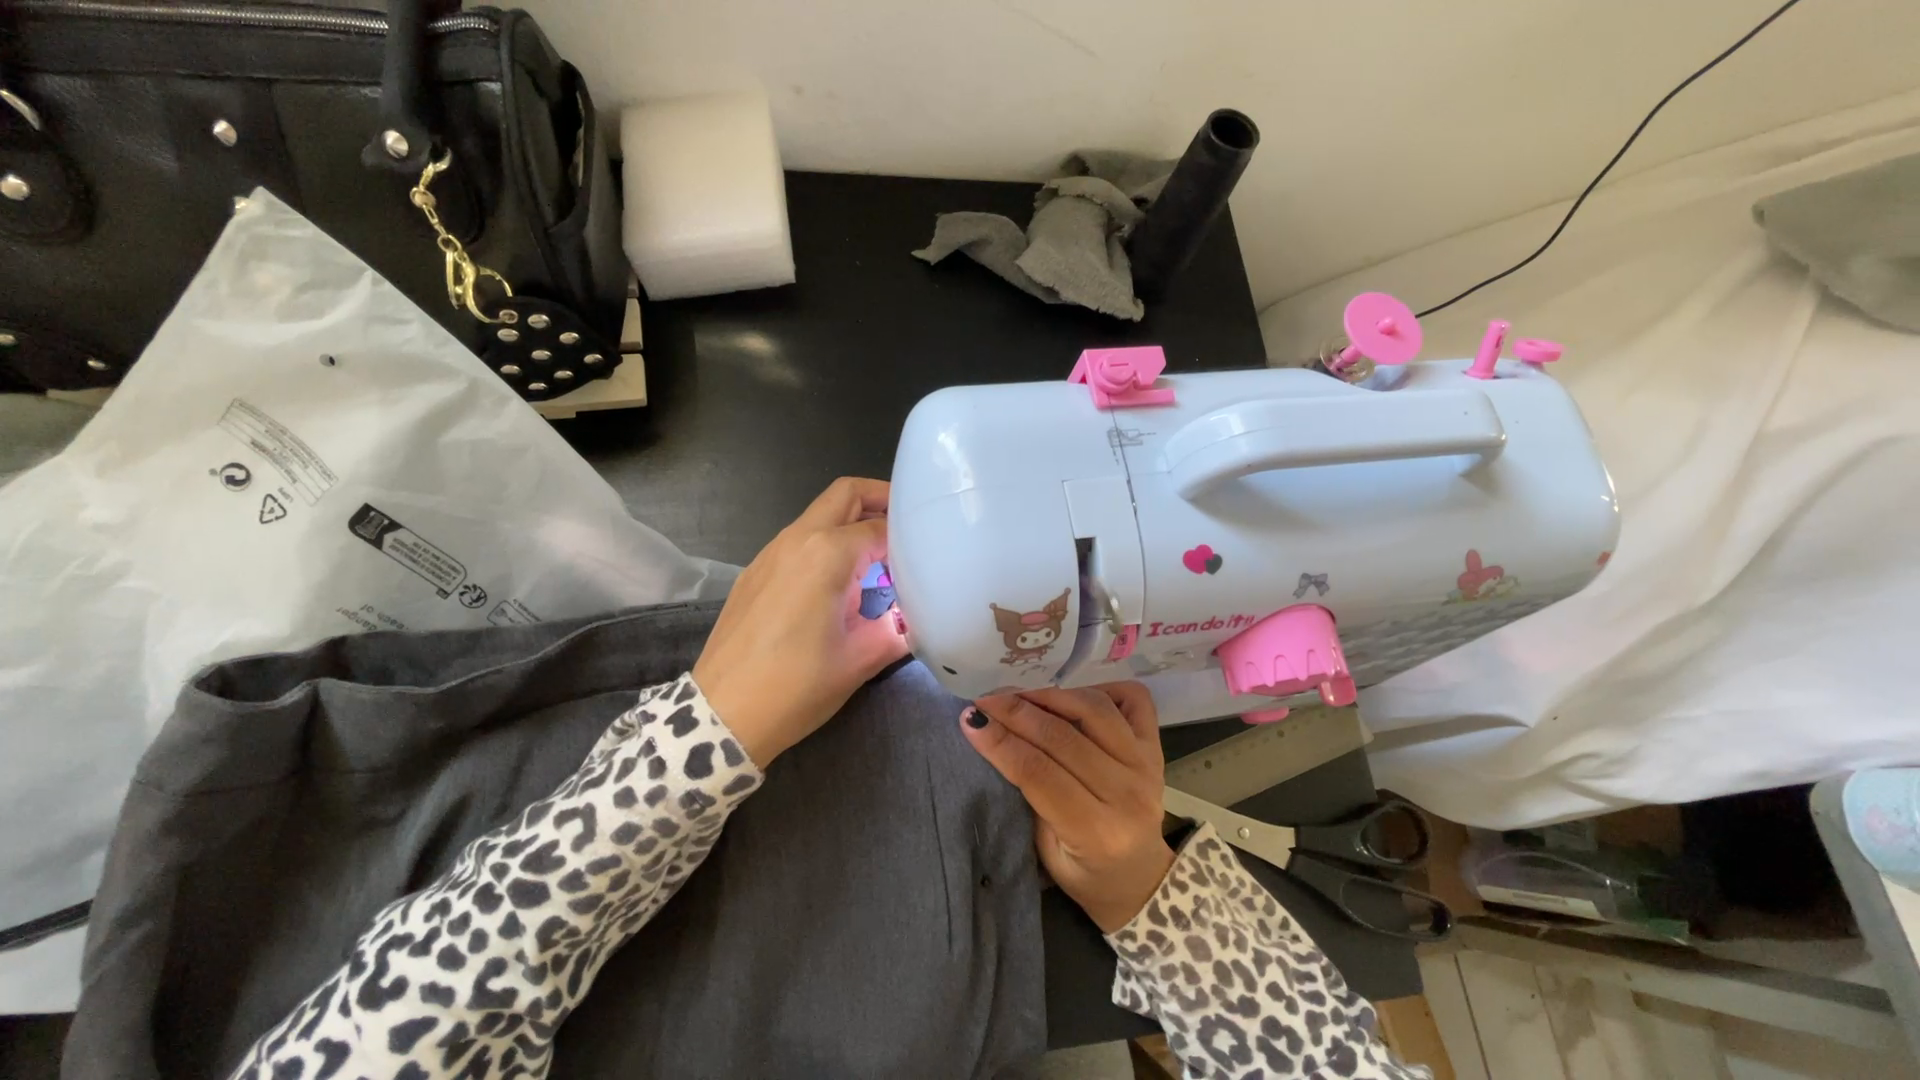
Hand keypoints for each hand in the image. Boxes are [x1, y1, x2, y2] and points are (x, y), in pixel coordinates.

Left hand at [693, 477, 908, 767]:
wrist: (724, 713)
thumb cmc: (798, 686)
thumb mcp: (862, 659)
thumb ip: (897, 627)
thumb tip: (914, 616)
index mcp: (827, 554)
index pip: (881, 526)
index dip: (909, 538)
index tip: (929, 554)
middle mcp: (797, 539)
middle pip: (846, 494)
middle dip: (880, 500)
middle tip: (908, 527)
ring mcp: (770, 553)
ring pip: (819, 514)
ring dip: (851, 522)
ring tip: (879, 560)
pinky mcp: (755, 571)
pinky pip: (798, 540)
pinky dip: (825, 544)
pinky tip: (838, 584)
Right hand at [961, 684, 1175, 932]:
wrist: (1141, 881)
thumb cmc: (1085, 873)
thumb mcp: (1047, 854)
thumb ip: (1029, 801)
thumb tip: (995, 741)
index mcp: (1097, 832)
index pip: (1039, 774)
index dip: (1001, 742)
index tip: (970, 718)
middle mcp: (1127, 794)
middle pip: (1063, 737)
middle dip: (1016, 712)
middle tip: (983, 697)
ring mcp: (1146, 766)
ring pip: (1094, 711)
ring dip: (1051, 694)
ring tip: (1018, 691)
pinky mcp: (1155, 748)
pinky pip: (1133, 700)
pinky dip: (1102, 687)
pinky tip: (1072, 691)